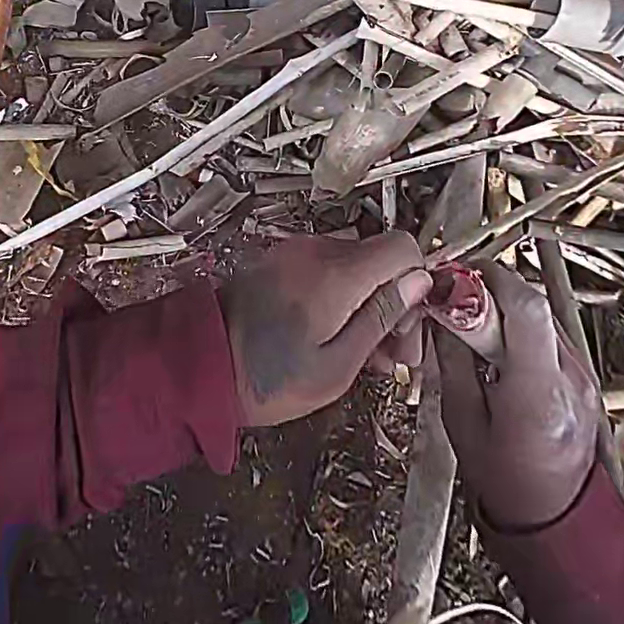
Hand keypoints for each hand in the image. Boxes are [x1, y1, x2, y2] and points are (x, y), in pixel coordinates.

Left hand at [219, 232, 432, 426]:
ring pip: (357, 264)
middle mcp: (317, 251)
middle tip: (393, 353)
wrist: (204, 362)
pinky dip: (343, 295)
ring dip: (370, 302)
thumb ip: (382, 317)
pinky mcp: (283, 261)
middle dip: (396, 302)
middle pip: (382, 259)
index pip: (403, 247)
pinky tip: (338, 334)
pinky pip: (328, 268)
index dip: (416, 284)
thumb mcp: (339, 363)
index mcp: (337, 274)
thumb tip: (419, 282)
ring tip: (365, 353)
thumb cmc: (270, 376)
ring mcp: (297, 253)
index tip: (408, 325)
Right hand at [430, 260, 601, 530]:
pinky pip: (546, 331)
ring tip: (469, 322)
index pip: (526, 308)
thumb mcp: (460, 416)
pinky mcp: (582, 375)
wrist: (556, 520)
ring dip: (500, 305)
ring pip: (539, 312)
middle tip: (452, 296)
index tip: (453, 278)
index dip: (487, 279)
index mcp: (538, 391)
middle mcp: (569, 378)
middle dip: (487, 288)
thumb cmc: (505, 479)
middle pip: (532, 303)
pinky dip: (515, 324)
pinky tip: (491, 343)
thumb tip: (441, 311)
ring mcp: (582, 375)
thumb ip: (452, 357)